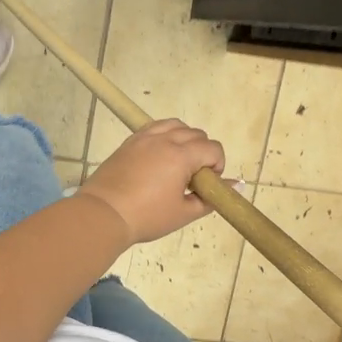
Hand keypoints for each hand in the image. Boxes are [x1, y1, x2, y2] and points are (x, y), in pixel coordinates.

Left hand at [80, 119, 226, 243]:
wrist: (103, 214)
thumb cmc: (146, 217)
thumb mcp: (184, 212)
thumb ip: (211, 197)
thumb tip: (238, 185)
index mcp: (181, 155)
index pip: (212, 148)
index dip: (217, 166)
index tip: (206, 185)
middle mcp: (164, 140)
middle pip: (196, 134)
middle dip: (202, 152)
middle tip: (192, 178)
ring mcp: (144, 138)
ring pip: (175, 125)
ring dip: (184, 139)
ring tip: (178, 163)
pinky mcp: (129, 142)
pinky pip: (154, 127)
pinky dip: (164, 135)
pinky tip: (160, 156)